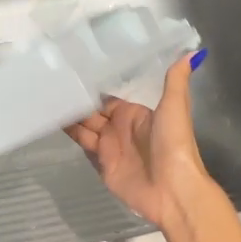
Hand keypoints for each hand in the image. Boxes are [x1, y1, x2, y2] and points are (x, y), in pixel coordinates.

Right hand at [65, 54, 214, 230]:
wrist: (173, 189)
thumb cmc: (174, 145)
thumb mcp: (175, 107)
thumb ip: (175, 80)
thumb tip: (194, 51)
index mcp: (135, 114)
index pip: (108, 99)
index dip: (91, 89)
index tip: (72, 73)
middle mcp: (120, 129)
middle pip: (92, 112)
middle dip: (76, 102)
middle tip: (52, 85)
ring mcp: (110, 148)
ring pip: (85, 128)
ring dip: (69, 116)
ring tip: (47, 100)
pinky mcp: (102, 165)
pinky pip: (84, 147)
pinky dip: (70, 136)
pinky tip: (53, 121)